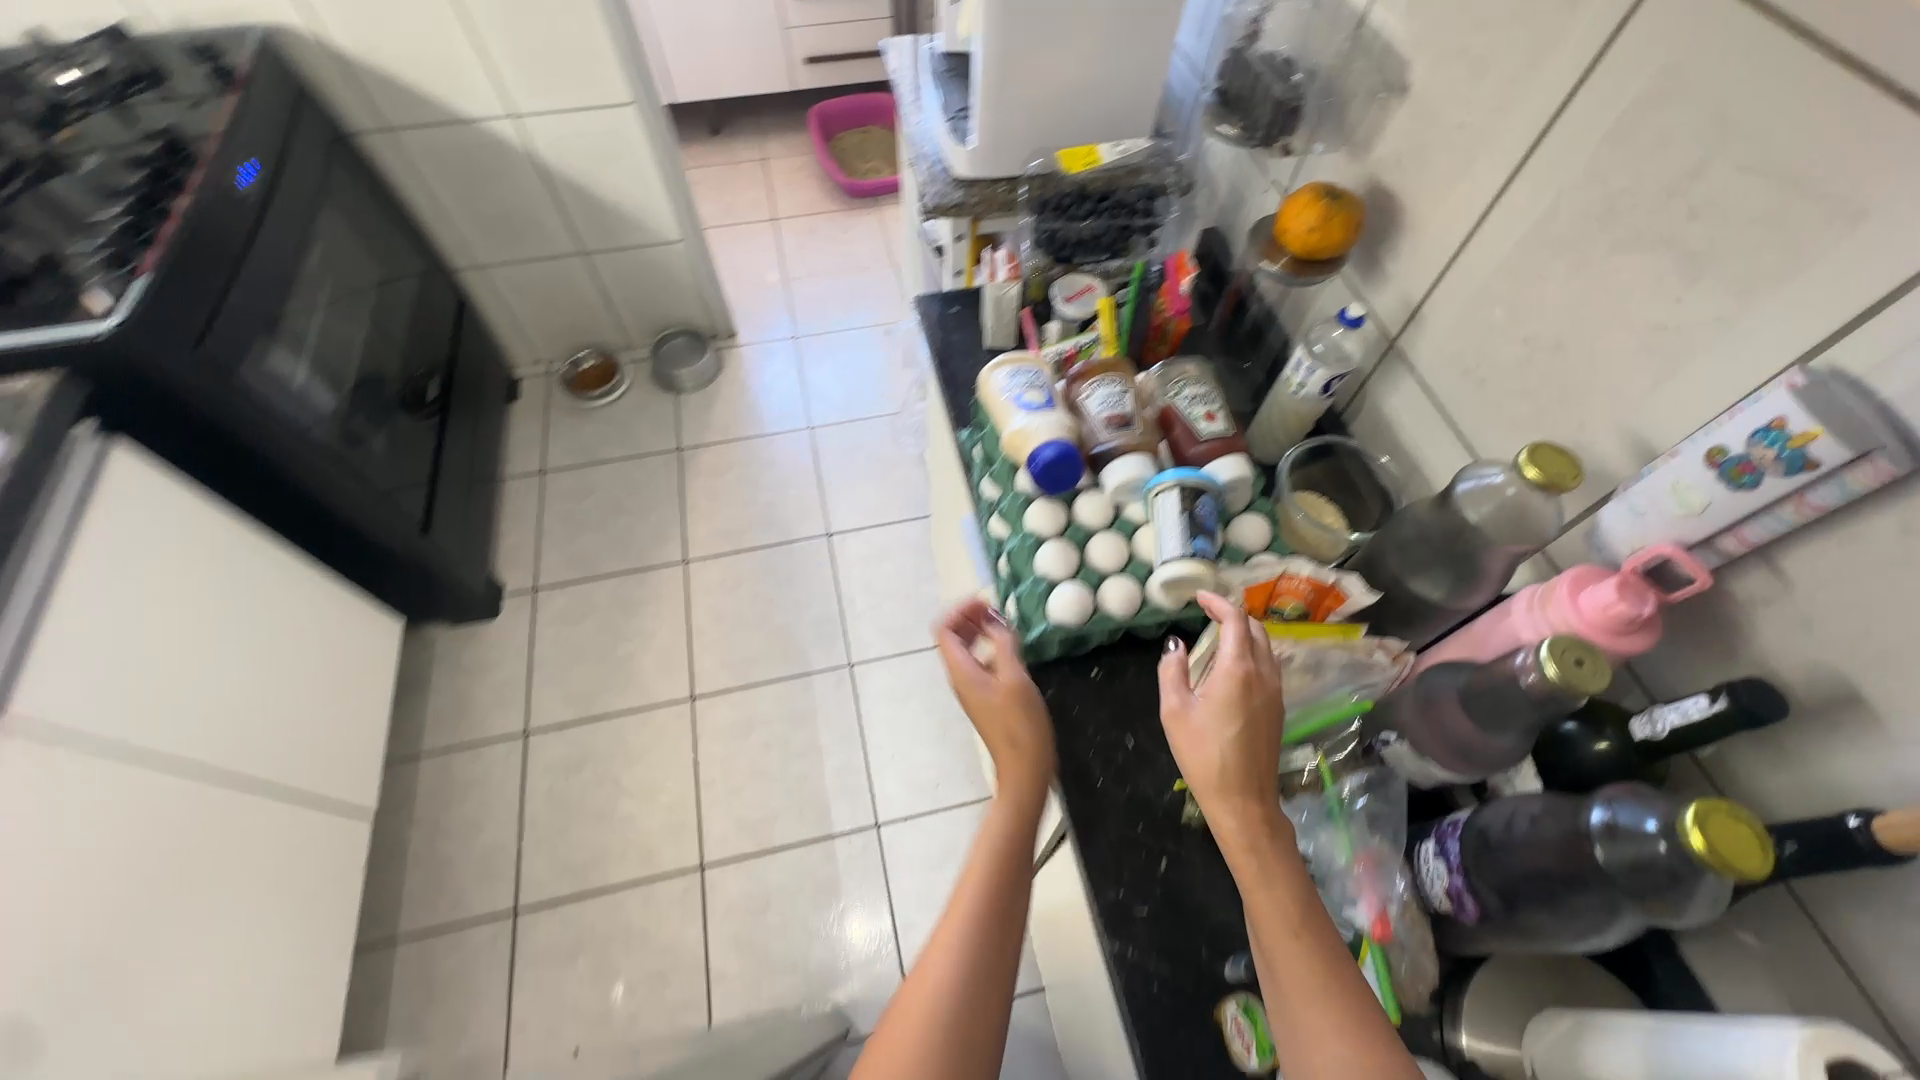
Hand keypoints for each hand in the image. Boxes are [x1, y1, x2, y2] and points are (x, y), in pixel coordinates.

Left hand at [933, 598, 1055, 799]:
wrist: (1024, 768)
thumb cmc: (1021, 725)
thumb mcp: (1016, 678)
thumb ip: (1004, 645)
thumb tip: (995, 621)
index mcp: (962, 671)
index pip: (944, 629)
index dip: (960, 610)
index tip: (986, 602)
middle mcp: (960, 678)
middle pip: (952, 637)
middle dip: (969, 617)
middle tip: (996, 609)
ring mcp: (971, 689)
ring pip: (966, 650)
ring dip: (980, 631)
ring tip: (1003, 623)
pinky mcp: (985, 698)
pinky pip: (979, 664)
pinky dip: (990, 648)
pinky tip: (1011, 649)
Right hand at [1159, 591, 1288, 851]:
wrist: (1243, 799)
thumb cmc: (1203, 754)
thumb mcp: (1174, 710)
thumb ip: (1173, 670)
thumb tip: (1176, 645)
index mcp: (1238, 669)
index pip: (1236, 619)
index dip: (1218, 602)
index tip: (1198, 597)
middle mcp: (1264, 673)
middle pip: (1256, 629)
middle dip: (1233, 615)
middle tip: (1206, 613)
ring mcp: (1276, 691)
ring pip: (1267, 647)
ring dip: (1244, 634)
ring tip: (1217, 637)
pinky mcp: (1278, 707)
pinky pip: (1269, 666)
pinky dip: (1251, 654)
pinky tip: (1230, 668)